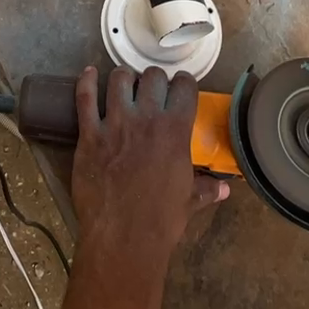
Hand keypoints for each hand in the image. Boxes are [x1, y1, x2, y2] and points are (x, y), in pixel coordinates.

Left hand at [70, 66, 228, 264]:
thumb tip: (224, 189)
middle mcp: (146, 118)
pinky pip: (85, 97)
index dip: (183, 83)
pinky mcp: (89, 132)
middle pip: (152, 77)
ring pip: (119, 79)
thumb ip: (206, 189)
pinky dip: (86, 81)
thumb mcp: (189, 202)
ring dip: (124, 77)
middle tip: (151, 88)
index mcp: (175, 130)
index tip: (180, 86)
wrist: (123, 237)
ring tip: (125, 82)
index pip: (184, 87)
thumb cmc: (161, 220)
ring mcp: (115, 122)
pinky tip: (88, 72)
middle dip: (154, 79)